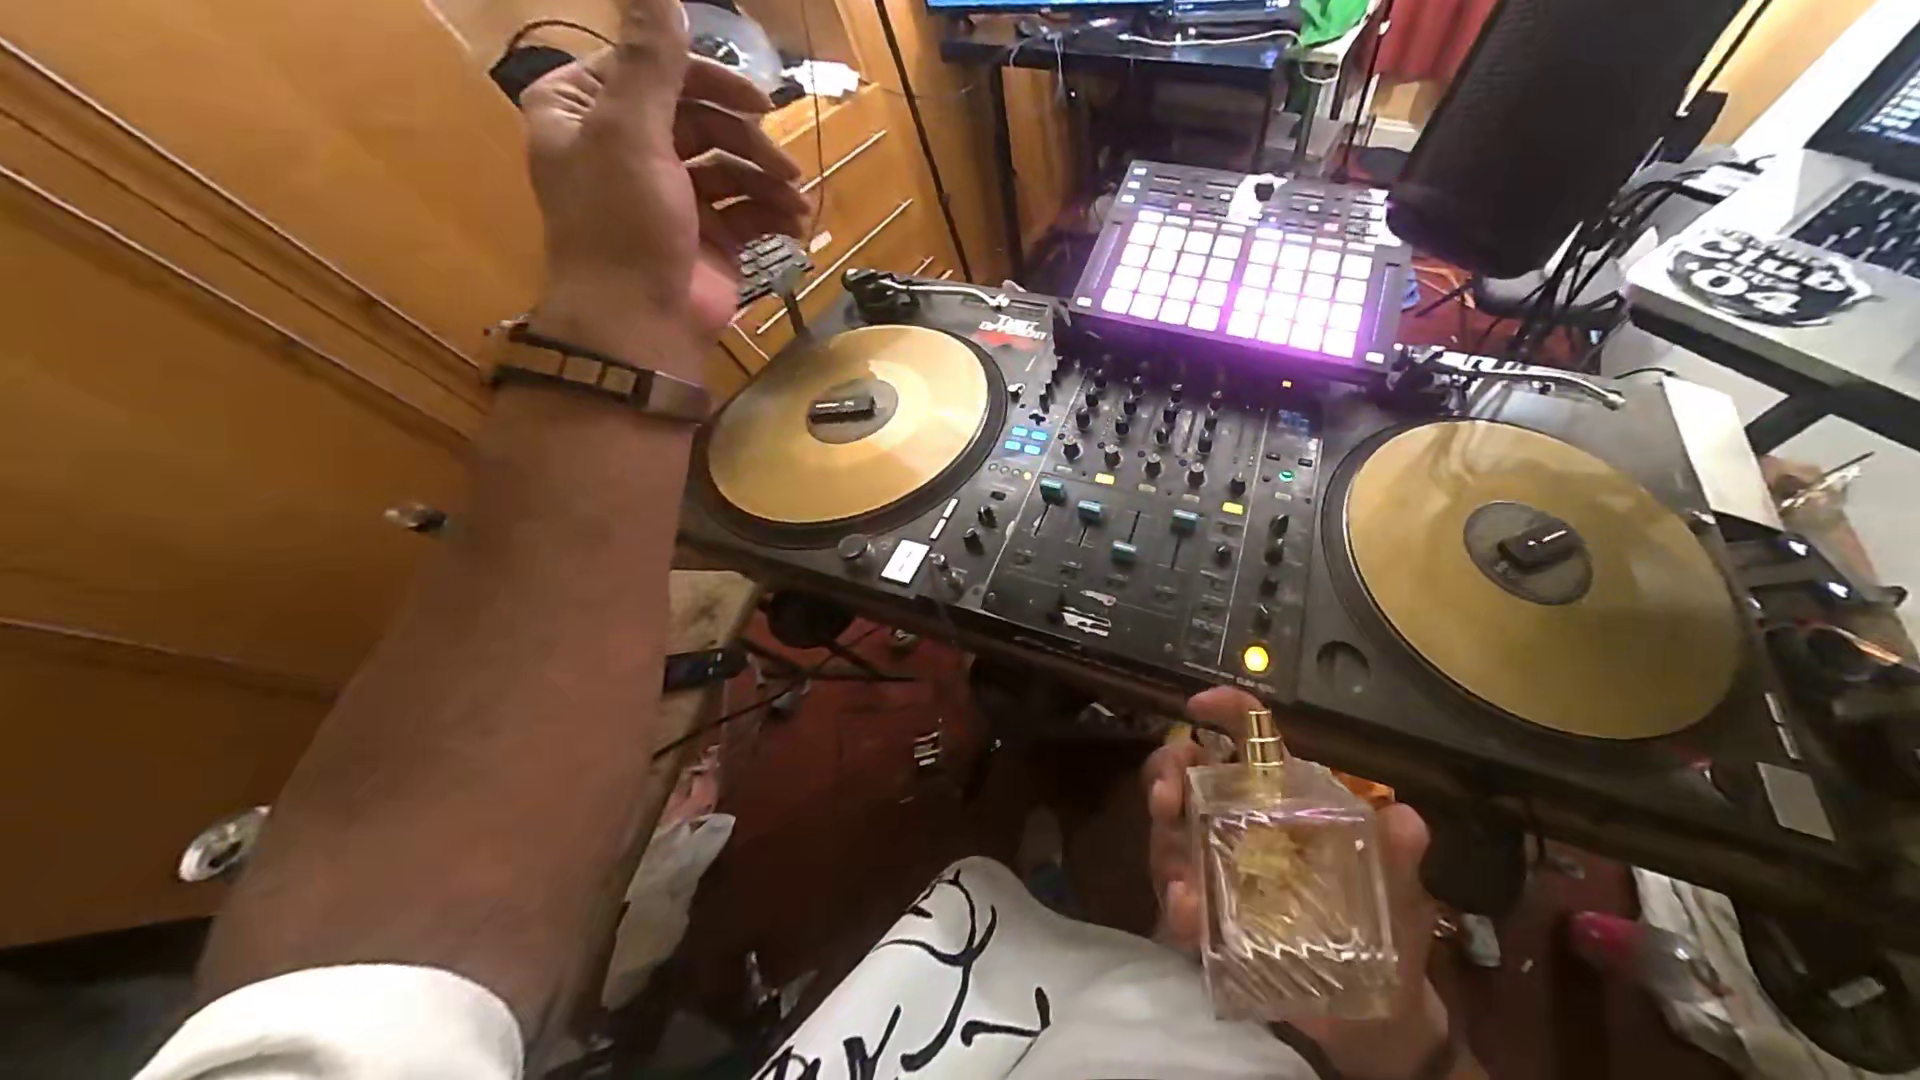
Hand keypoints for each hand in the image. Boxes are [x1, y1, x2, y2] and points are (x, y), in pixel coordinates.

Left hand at [518, 0, 808, 364]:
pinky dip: (771, 213)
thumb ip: (650, 61)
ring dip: (768, 180)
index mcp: (588, 114)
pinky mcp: (707, 238)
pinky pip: (745, 211)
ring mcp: (673, 198)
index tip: (758, 102)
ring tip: (796, 200)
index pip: (657, 74)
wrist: (641, 324)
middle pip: (702, 121)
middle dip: (748, 142)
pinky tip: (794, 222)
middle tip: (785, 163)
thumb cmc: (624, 226)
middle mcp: (629, 150)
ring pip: (730, 168)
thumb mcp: (628, 132)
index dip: (709, 82)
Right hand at [1145, 687, 1450, 1079]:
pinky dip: (1175, 900)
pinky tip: (1186, 914)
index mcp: (1282, 797)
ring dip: (1164, 844)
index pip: (1248, 736)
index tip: (1197, 707)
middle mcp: (1237, 817)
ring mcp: (1213, 859)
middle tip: (1165, 798)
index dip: (1223, 711)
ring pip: (1169, 829)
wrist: (1370, 1020)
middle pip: (1186, 772)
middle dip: (1166, 774)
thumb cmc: (1384, 938)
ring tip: (1180, 879)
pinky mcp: (1203, 905)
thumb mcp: (1398, 897)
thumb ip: (1399, 859)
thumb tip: (1408, 820)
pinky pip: (1175, 892)